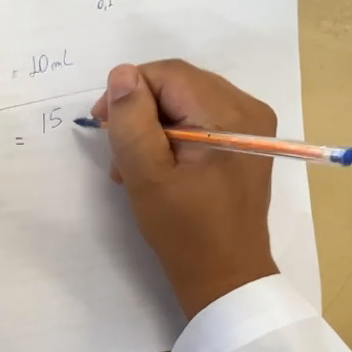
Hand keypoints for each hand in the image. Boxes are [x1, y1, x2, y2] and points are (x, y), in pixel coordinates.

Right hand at [91, 61, 278, 318]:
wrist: (225, 277)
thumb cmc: (185, 232)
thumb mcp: (148, 177)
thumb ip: (132, 122)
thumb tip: (121, 74)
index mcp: (229, 114)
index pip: (169, 74)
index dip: (129, 91)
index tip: (102, 126)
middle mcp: (248, 109)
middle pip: (179, 85)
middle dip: (140, 112)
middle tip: (116, 154)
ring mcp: (250, 127)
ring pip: (186, 103)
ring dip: (152, 128)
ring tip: (133, 169)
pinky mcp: (244, 145)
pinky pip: (199, 122)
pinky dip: (171, 139)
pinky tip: (156, 169)